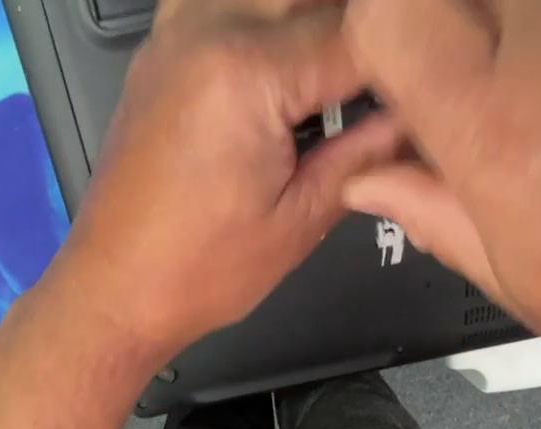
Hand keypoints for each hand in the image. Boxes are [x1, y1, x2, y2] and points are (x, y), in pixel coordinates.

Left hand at [48, 0, 403, 364]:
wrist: (117, 290)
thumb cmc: (190, 273)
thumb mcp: (298, 223)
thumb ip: (363, 155)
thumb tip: (411, 121)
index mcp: (247, 75)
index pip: (360, 33)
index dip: (404, 65)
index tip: (423, 92)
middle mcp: (206, 30)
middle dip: (365, 31)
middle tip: (381, 86)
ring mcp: (176, 32)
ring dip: (313, 18)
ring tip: (333, 81)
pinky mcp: (162, 48)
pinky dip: (265, 16)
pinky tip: (285, 57)